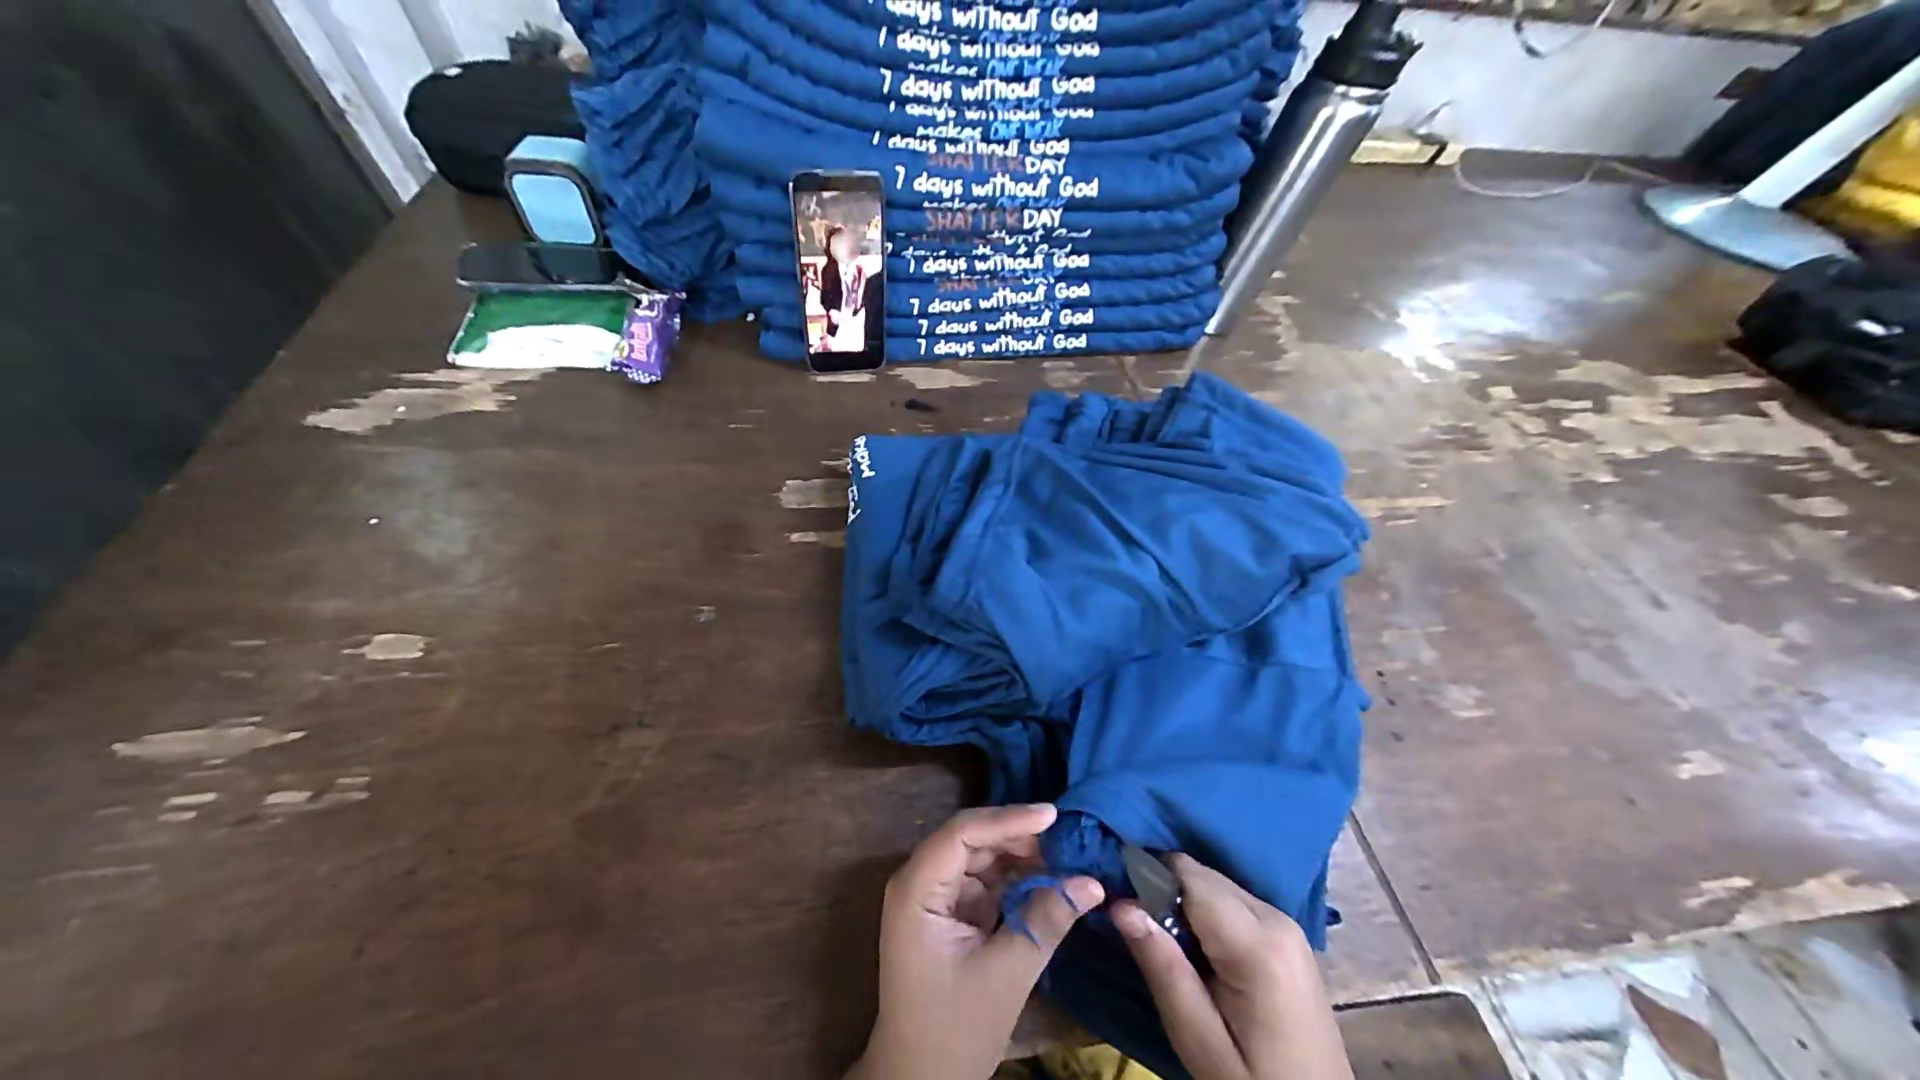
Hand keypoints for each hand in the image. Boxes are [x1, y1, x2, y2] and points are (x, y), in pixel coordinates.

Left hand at [849, 804, 1103, 1079]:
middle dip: (1019, 836)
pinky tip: (1050, 878)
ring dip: (1022, 856)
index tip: (1053, 815)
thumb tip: (1092, 882)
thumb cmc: (953, 1029)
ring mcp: (936, 896)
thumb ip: (1045, 922)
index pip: (962, 834)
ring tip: (1067, 855)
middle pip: (972, 840)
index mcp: (916, 890)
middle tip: (1069, 837)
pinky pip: (987, 880)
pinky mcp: (952, 912)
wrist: (921, 1078)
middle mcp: (921, 882)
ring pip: (982, 857)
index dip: (1007, 819)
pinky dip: (1018, 879)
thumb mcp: (1005, 976)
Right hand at [1111, 855, 1352, 1079]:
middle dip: (1164, 891)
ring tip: (1169, 947)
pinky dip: (1206, 912)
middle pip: (1201, 875)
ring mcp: (1286, 922)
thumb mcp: (1198, 1038)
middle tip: (1142, 933)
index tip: (1120, 906)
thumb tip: (1119, 904)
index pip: (1187, 874)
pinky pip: (1232, 900)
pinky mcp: (1288, 933)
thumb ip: (1162, 966)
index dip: (1147, 878)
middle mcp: (1275, 917)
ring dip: (1184, 902)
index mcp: (1256, 942)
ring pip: (1215, 883)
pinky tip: (1199, 951)